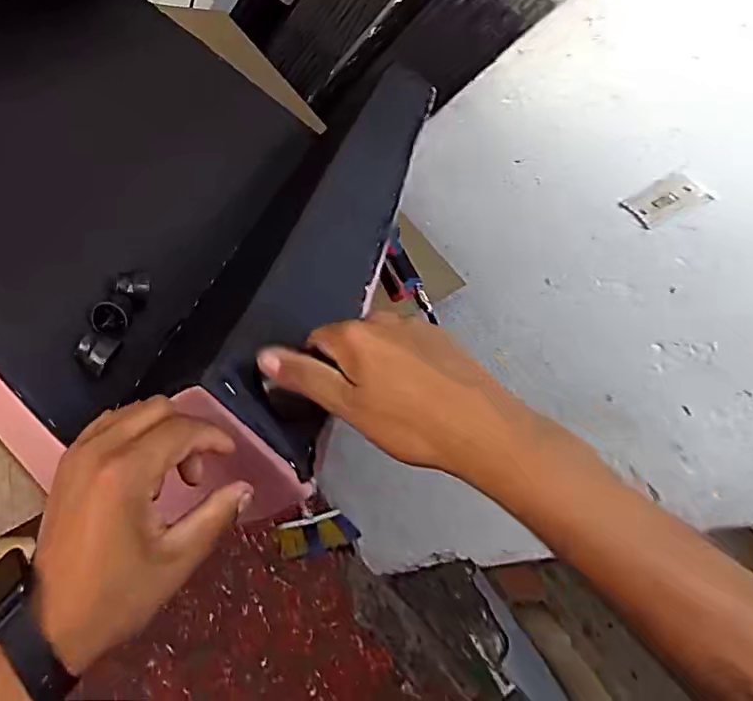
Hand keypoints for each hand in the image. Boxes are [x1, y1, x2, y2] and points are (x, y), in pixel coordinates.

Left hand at [30, 397, 251, 674]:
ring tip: (169, 475)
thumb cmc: (114, 595)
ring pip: (132, 410)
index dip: (211, 435)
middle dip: (186, 431)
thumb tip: (243, 489)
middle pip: (156, 408)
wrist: (53, 618)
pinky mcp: (68, 459)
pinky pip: (108, 423)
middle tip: (196, 473)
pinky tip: (142, 468)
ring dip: (160, 429)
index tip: (229, 451)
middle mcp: (99, 449)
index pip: (179, 429)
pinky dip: (133, 432)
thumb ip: (214, 516)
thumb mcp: (175, 560)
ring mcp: (79, 450)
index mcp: (125, 472)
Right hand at [258, 310, 552, 483]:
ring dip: (377, 366)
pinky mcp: (440, 337)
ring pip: (378, 344)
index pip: (313, 342)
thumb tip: (265, 355)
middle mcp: (379, 320)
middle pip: (346, 340)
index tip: (335, 399)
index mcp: (351, 335)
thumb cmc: (412, 424)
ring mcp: (413, 326)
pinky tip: (421, 395)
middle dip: (348, 367)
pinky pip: (406, 346)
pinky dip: (405, 365)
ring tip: (397, 405)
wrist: (487, 432)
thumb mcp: (349, 408)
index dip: (317, 371)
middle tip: (366, 407)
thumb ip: (305, 377)